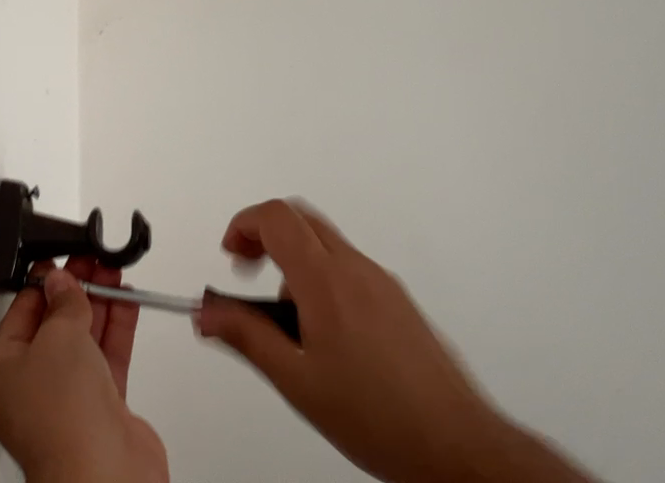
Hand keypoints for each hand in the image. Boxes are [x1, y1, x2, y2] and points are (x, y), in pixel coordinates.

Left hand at [0, 258, 168, 482]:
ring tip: (112, 270)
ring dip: (99, 302)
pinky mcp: (102, 406)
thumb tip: (62, 281)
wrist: (105, 473)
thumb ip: (64, 303)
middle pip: (53, 323)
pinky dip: (117, 327)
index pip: (21, 312)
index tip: (60, 258)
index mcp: (3, 371)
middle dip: (74, 288)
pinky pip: (107, 356)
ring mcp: (68, 397)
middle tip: (91, 259)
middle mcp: (32, 385)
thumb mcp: (58, 338)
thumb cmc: (65, 419)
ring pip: (83, 337)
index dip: (42, 282)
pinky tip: (126, 302)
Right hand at [196, 200, 591, 482]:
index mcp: (327, 281)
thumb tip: (207, 312)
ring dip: (292, 258)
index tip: (230, 255)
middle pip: (300, 218)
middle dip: (263, 233)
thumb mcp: (295, 380)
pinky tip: (319, 330)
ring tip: (282, 313)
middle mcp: (358, 270)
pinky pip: (349, 266)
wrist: (458, 447)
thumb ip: (244, 336)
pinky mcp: (398, 301)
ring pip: (326, 242)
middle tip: (246, 267)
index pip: (276, 217)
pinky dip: (321, 275)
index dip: (243, 225)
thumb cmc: (384, 418)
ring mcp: (383, 283)